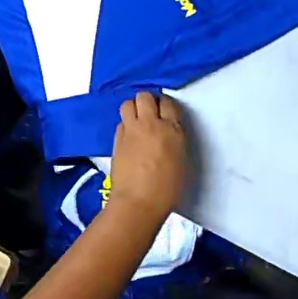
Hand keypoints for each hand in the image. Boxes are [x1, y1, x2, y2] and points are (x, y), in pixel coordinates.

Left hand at [107, 92, 186, 225]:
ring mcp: (131, 131)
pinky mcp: (117, 140)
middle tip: (150, 114)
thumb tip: (167, 133)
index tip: (165, 113)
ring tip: (137, 121)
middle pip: (145, 96)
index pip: (169, 103)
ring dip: (133, 108)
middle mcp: (151, 124)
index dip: (165, 106)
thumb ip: (174, 140)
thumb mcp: (181, 160)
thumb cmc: (167, 189)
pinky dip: (125, 125)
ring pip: (128, 104)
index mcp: (172, 130)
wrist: (138, 202)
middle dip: (147, 101)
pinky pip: (120, 122)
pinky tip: (129, 136)